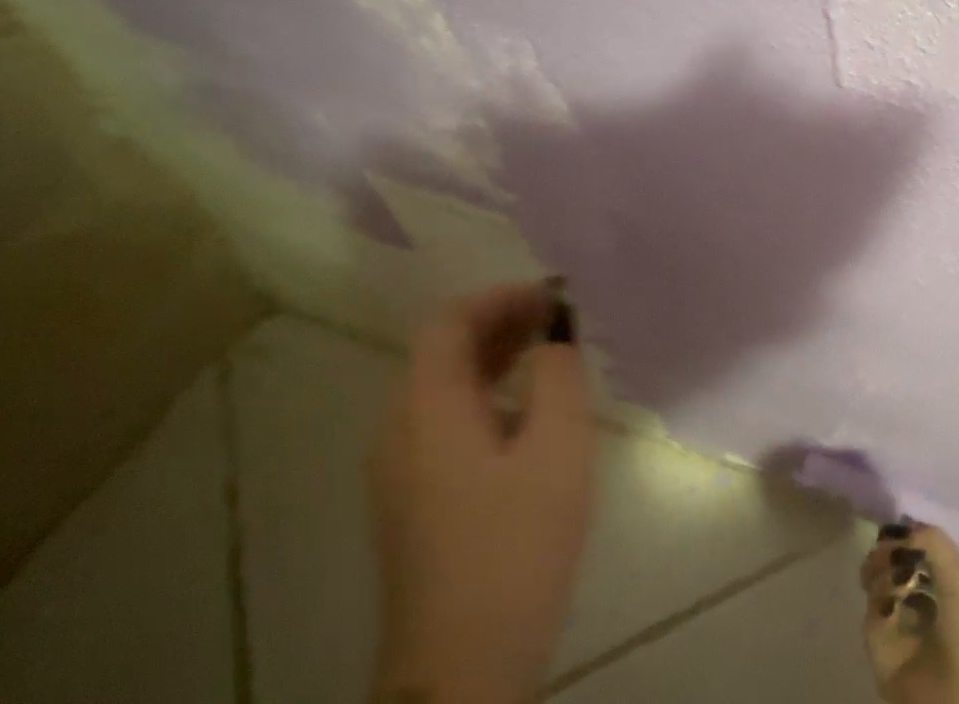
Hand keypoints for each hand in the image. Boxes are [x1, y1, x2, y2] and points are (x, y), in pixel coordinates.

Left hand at [367, 281, 598, 703]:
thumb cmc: (516, 545)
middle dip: (500, 325)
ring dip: (494, 363)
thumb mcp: (557, 450)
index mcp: (426, 409)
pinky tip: (529, 423)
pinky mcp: (412, 504)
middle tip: (560, 322)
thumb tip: (557, 327)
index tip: (553, 296)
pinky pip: (444, 426)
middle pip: (441, 354)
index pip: (447, 323)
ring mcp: (398, 472)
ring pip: (443, 391)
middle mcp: (398, 431)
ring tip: (552, 362)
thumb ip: (559, 378)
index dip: (499, 297)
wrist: (462, 662)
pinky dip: (486, 400)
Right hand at [862, 523, 958, 703]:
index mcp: (958, 587)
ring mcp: (905, 628)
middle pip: (898, 565)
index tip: (899, 526)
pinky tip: (890, 597)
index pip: (925, 552)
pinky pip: (872, 615)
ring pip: (881, 585)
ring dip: (881, 571)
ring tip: (891, 573)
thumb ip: (934, 543)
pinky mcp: (882, 651)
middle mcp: (930, 604)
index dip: (910, 536)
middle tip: (888, 547)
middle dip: (890, 550)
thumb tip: (904, 525)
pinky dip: (877, 599)